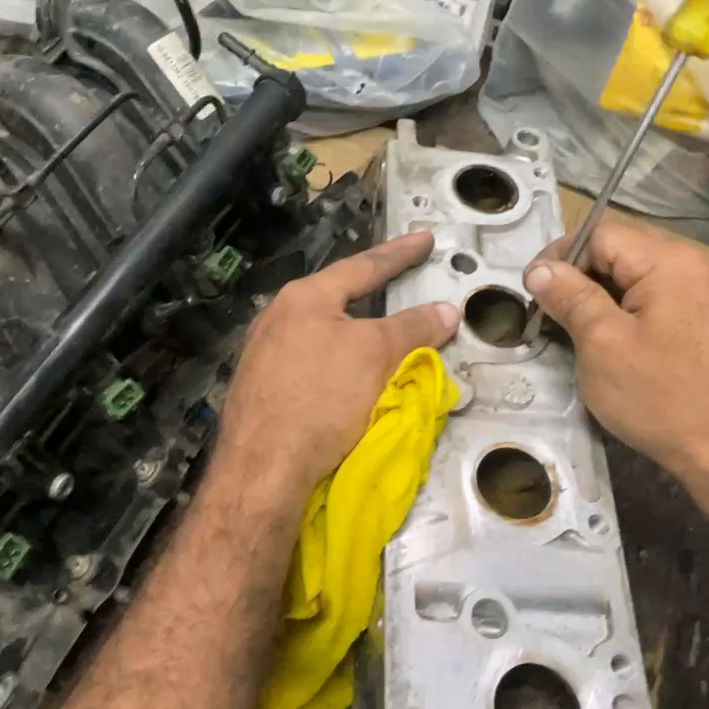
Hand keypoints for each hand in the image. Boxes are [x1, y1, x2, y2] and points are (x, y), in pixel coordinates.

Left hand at [216, 231, 459, 497]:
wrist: (263, 468)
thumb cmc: (321, 400)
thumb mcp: (376, 356)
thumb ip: (413, 328)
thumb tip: (448, 310)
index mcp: (304, 297)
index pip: (363, 266)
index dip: (400, 253)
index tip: (425, 239)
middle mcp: (277, 316)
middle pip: (335, 296)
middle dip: (371, 291)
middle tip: (401, 280)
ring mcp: (262, 352)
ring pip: (320, 331)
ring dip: (352, 330)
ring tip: (378, 331)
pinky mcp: (260, 387)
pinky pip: (308, 361)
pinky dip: (334, 360)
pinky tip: (343, 375)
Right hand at [523, 222, 708, 482]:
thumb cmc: (659, 396)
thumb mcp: (601, 344)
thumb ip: (570, 297)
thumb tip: (539, 269)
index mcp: (669, 261)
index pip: (600, 233)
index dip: (560, 256)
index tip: (533, 290)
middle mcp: (694, 263)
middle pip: (621, 249)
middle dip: (579, 274)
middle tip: (550, 309)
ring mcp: (706, 289)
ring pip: (637, 273)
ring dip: (601, 292)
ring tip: (575, 326)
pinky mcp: (708, 316)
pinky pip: (657, 294)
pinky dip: (627, 307)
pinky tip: (611, 336)